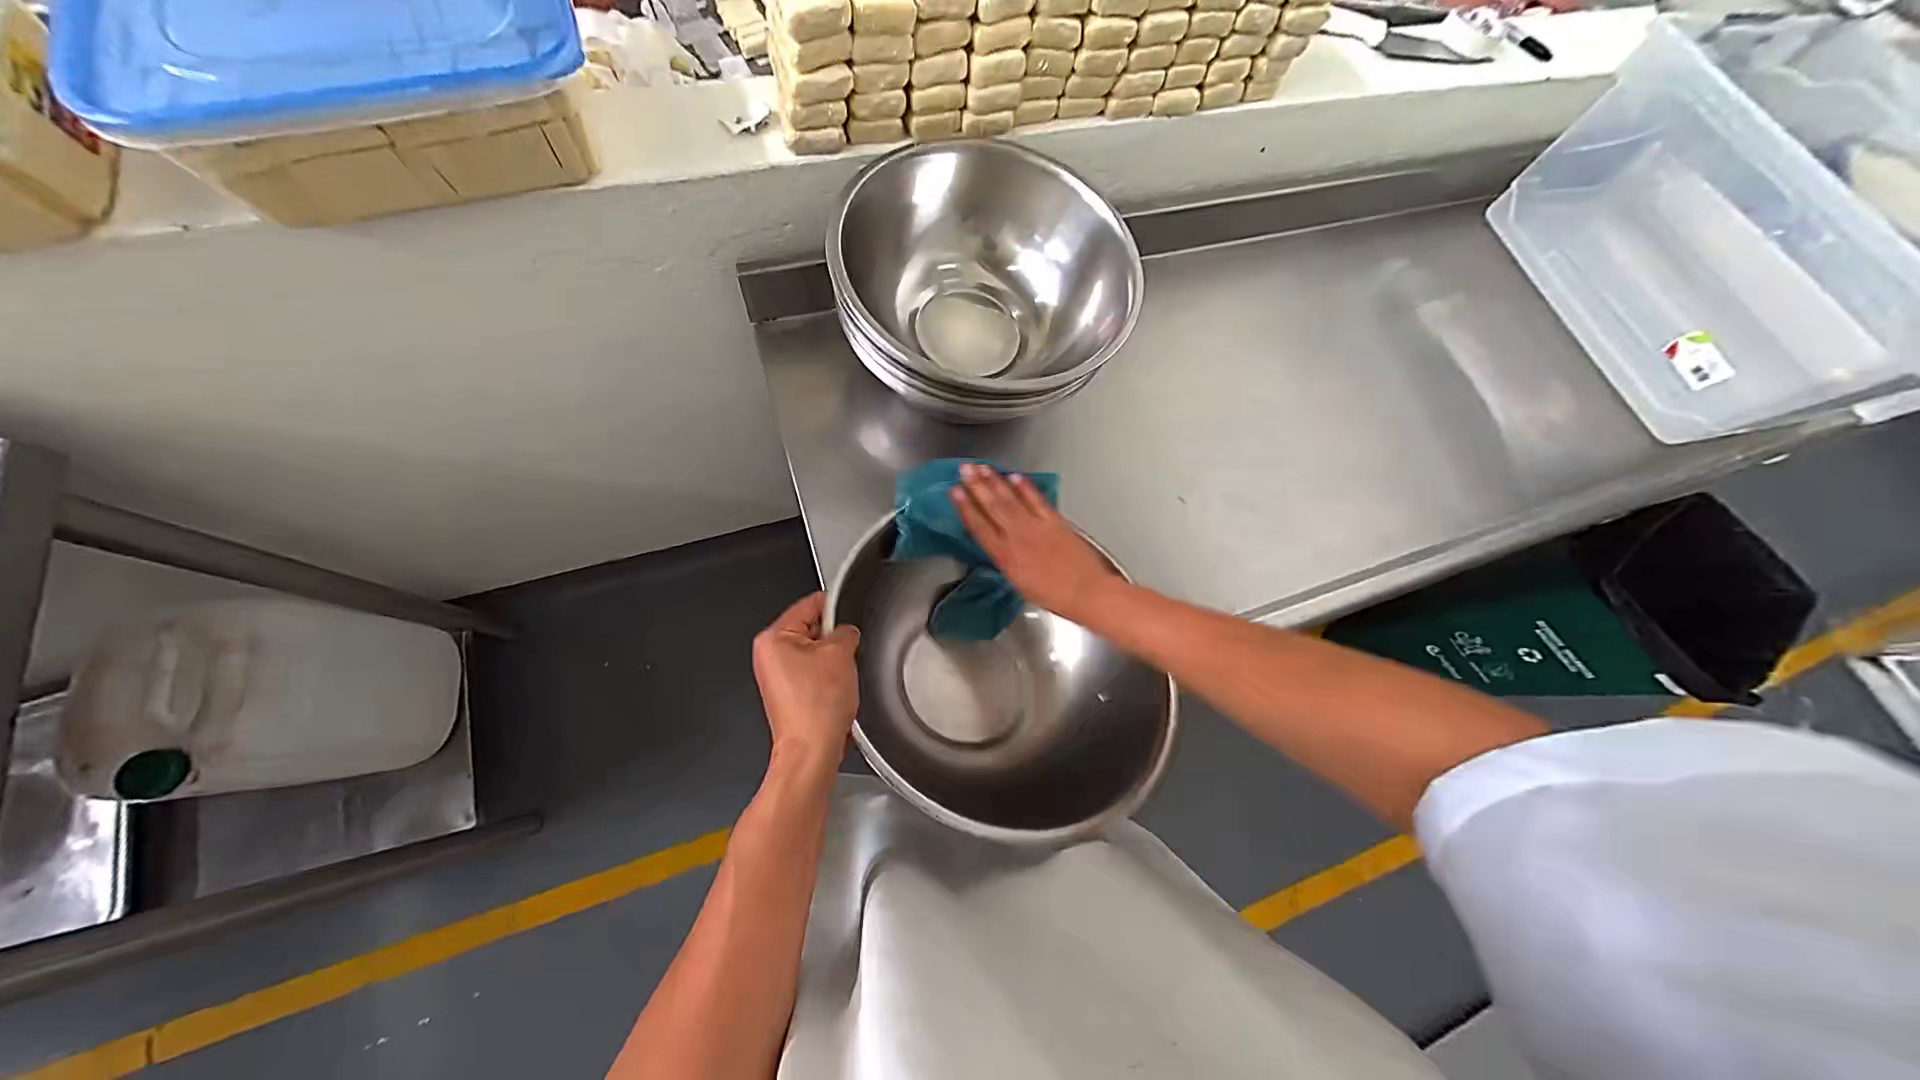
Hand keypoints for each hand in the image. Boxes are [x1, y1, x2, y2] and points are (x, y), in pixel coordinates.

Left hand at [753, 592, 859, 764]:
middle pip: (812, 628)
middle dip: (834, 639)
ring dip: (833, 661)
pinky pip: (815, 673)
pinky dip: (829, 678)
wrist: (812, 750)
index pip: (809, 604)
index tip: (849, 611)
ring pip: (816, 652)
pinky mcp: (790, 693)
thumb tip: (847, 631)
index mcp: (773, 638)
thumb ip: (845, 631)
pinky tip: (834, 691)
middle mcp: (769, 656)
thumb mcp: (841, 653)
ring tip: (838, 678)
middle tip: (845, 655)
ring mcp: (778, 676)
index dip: (834, 606)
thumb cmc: (815, 710)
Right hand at [950, 463, 1119, 621]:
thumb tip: (998, 547)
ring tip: (983, 468)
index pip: (979, 527)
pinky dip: (1025, 486)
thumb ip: (1006, 561)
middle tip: (965, 469)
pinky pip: (1036, 499)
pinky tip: (1015, 476)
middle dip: (977, 485)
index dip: (966, 507)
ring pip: (1011, 498)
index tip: (956, 492)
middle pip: (993, 506)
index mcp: (1005, 557)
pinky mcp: (1055, 520)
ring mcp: (1037, 526)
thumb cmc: (1054, 595)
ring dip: (995, 481)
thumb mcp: (1019, 584)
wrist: (1086, 592)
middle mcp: (1018, 537)